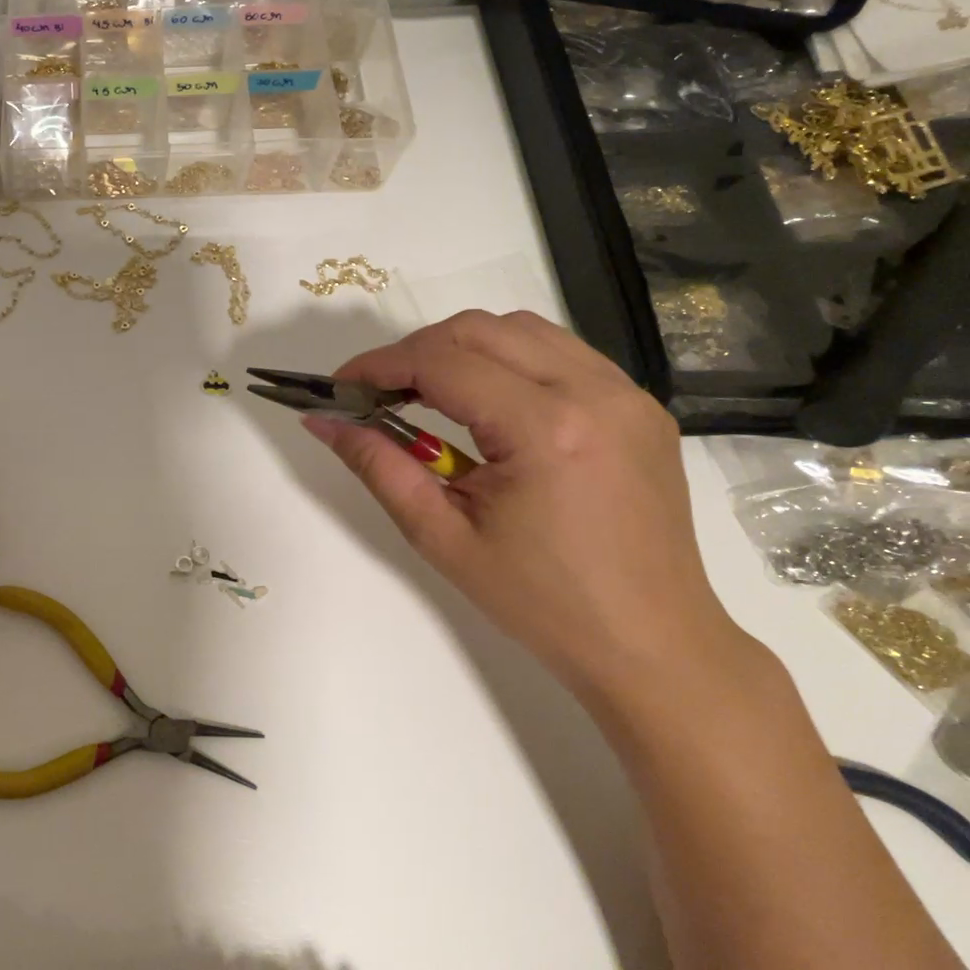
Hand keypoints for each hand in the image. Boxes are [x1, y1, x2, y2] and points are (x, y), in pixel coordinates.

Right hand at [306, 311, 747, 695]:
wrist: (648, 639)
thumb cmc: (537, 599)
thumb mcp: (440, 536)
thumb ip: (378, 466)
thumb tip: (322, 422)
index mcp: (545, 430)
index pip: (443, 362)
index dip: (380, 365)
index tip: (339, 385)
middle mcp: (594, 394)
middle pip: (482, 330)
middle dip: (416, 350)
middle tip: (377, 392)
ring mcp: (627, 396)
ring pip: (525, 330)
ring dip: (463, 348)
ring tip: (425, 394)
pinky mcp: (641, 408)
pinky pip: (563, 354)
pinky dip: (509, 361)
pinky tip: (485, 404)